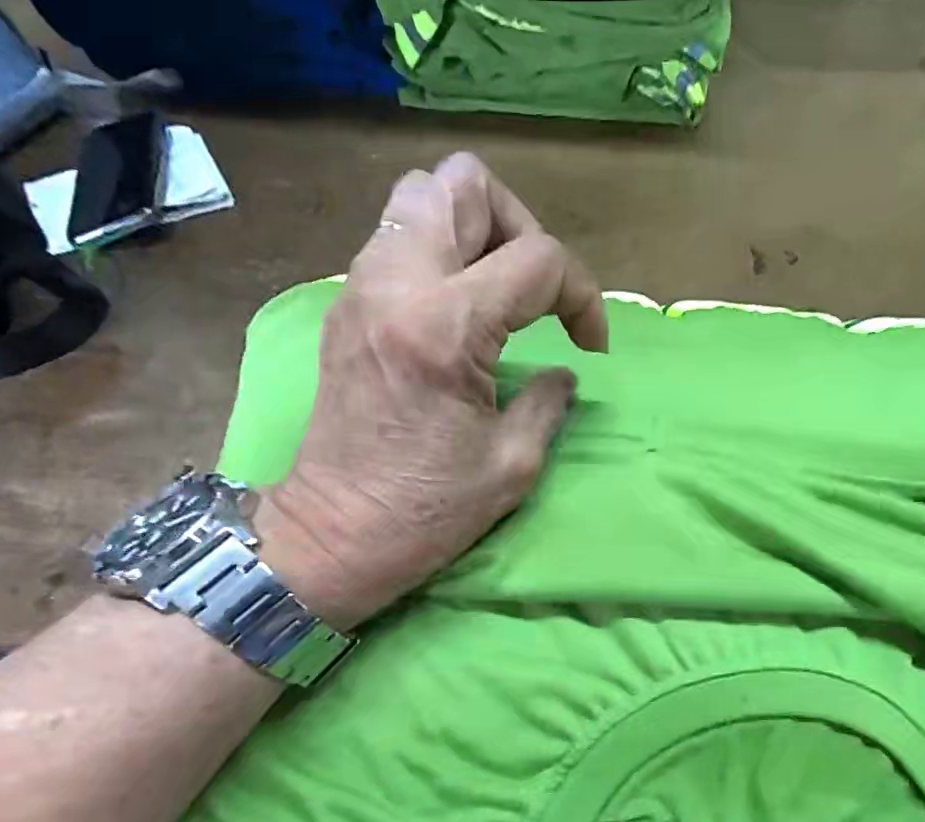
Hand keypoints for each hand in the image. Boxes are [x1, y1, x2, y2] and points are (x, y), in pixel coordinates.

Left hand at [252, 153, 608, 627]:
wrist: (333, 533)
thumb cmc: (429, 510)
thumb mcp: (514, 462)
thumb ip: (549, 399)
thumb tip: (564, 370)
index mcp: (445, 328)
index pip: (536, 259)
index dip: (583, 295)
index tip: (591, 345)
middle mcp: (396, 284)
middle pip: (463, 184)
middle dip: (520, 226)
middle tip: (537, 290)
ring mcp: (361, 286)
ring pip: (423, 195)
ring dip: (476, 229)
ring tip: (502, 291)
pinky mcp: (347, 302)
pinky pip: (400, 236)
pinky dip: (443, 251)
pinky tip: (462, 309)